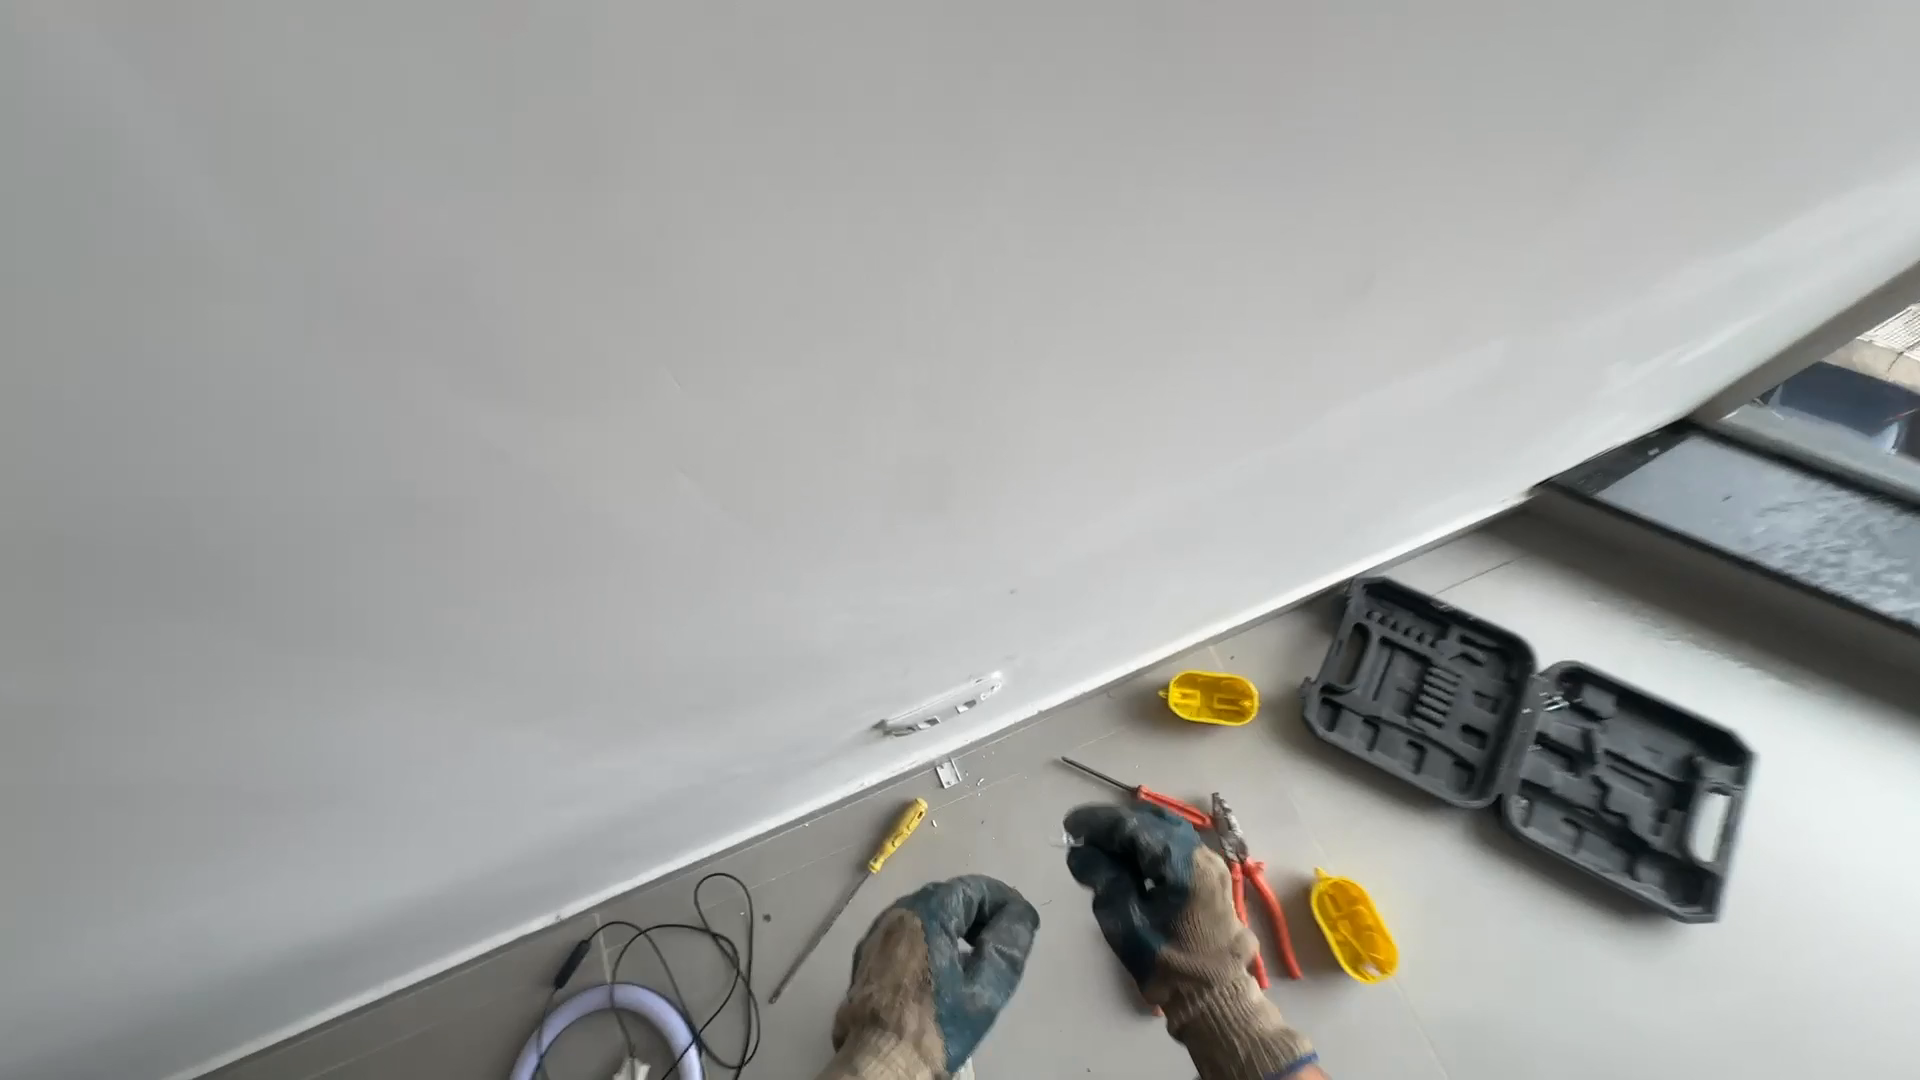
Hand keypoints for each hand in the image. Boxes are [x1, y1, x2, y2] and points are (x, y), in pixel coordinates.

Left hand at [820, 875, 1039, 1079]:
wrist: (876, 1063)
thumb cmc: (932, 1029)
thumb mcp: (982, 992)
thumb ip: (1006, 946)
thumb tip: (1021, 914)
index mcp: (926, 911)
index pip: (974, 888)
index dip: (1003, 901)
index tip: (1022, 922)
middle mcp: (898, 910)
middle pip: (949, 897)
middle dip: (981, 912)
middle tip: (1003, 939)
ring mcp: (879, 931)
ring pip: (927, 912)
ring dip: (956, 925)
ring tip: (978, 953)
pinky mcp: (868, 953)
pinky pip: (907, 931)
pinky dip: (931, 937)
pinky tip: (943, 966)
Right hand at [1062, 802, 1240, 1000]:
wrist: (1214, 999)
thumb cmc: (1167, 964)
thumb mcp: (1124, 921)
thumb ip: (1101, 877)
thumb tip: (1081, 850)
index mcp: (1183, 863)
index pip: (1133, 826)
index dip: (1098, 822)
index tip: (1070, 825)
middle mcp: (1201, 853)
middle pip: (1150, 821)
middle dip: (1114, 824)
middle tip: (1083, 833)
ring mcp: (1210, 863)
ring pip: (1164, 830)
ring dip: (1130, 832)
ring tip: (1101, 843)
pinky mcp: (1209, 875)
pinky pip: (1174, 845)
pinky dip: (1147, 844)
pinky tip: (1127, 857)